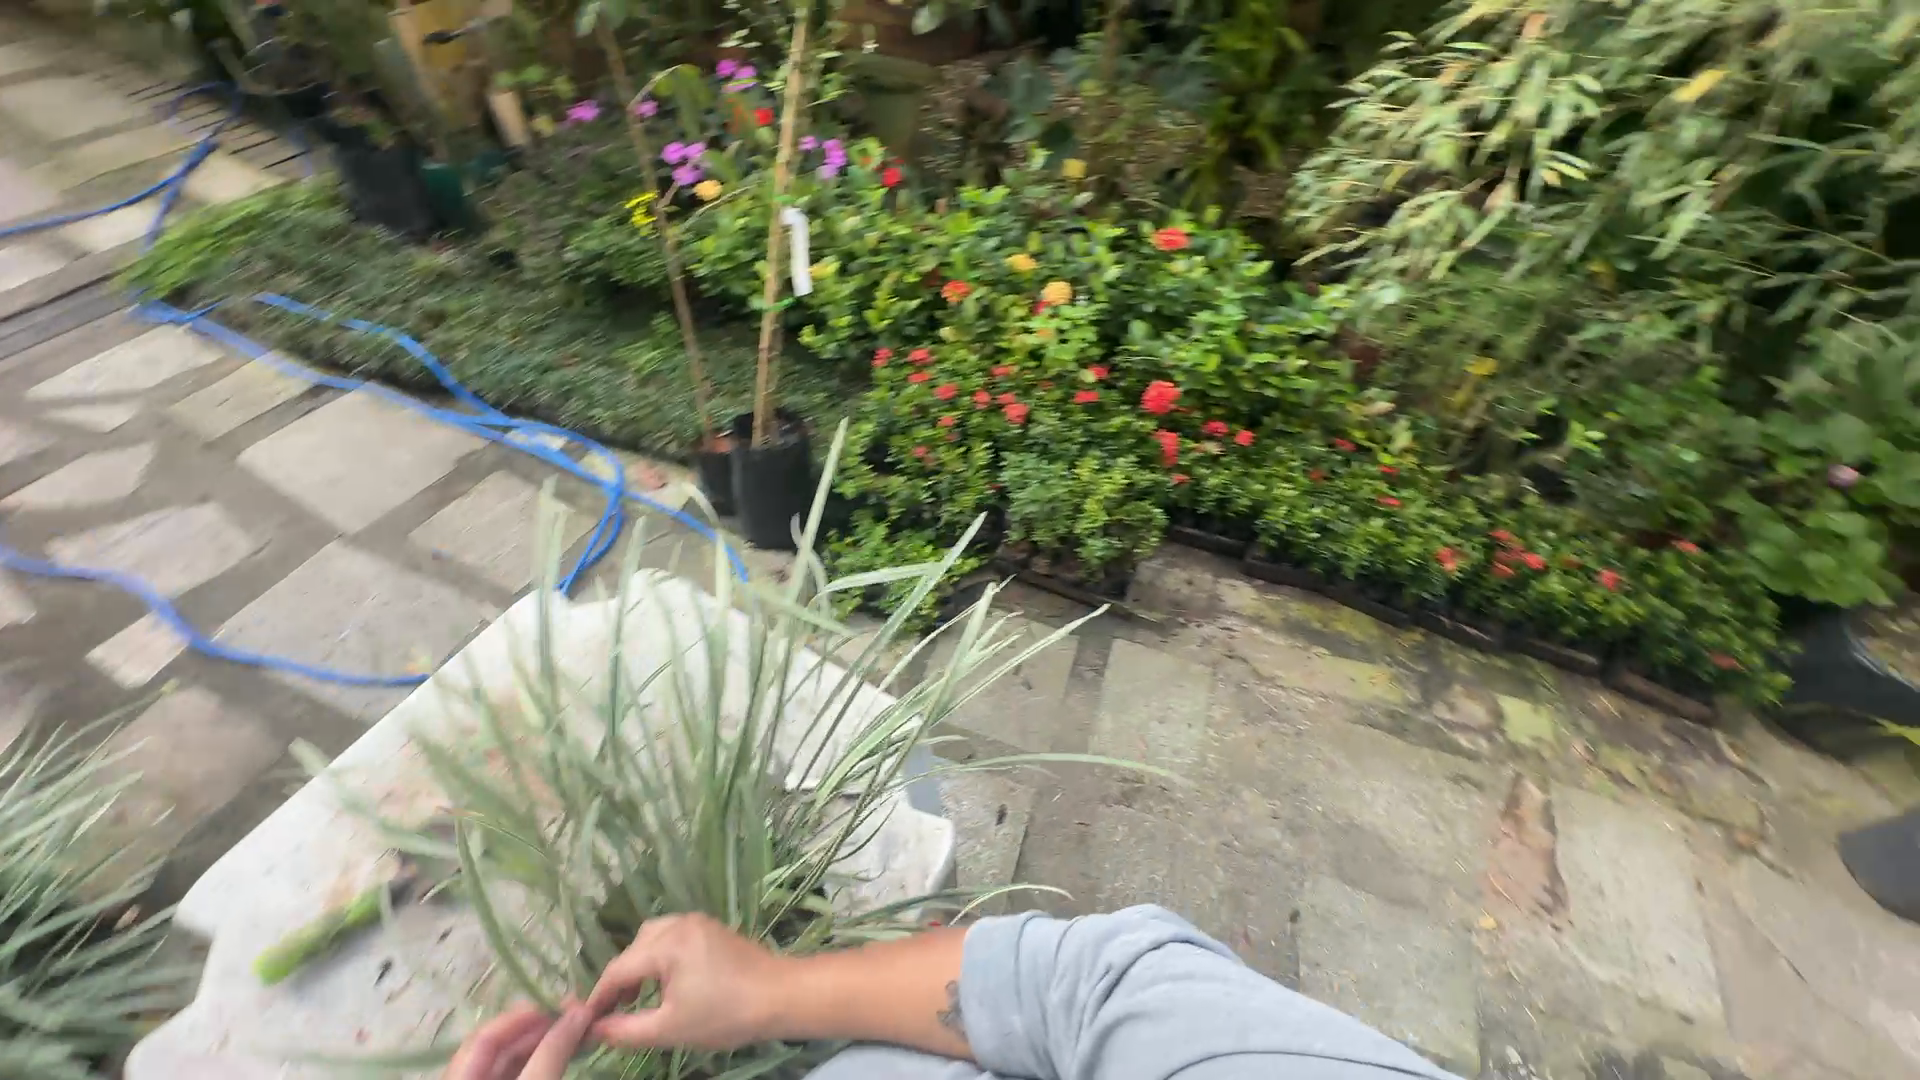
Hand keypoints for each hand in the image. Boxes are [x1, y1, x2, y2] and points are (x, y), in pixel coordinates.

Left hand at [445, 1003, 593, 1079]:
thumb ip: (552, 1053)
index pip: (485, 1037)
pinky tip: (570, 1049)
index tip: (564, 1005)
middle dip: (542, 1027)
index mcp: (460, 1079)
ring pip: (515, 1060)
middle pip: (501, 1047)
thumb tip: (581, 1011)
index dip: (523, 1017)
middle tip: (580, 1014)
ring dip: (549, 1041)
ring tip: (582, 1028)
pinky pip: (524, 1073)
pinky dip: (548, 1059)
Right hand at [584, 912, 792, 1050]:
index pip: (618, 968)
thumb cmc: (724, 1014)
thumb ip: (625, 1029)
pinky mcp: (711, 929)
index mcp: (668, 943)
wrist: (778, 996)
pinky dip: (659, 956)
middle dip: (619, 979)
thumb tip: (593, 1029)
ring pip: (653, 937)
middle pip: (634, 947)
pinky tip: (663, 984)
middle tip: (612, 1013)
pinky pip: (673, 936)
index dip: (598, 997)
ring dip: (639, 965)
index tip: (585, 1023)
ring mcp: (699, 923)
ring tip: (636, 1000)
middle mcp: (681, 923)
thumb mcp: (668, 1028)